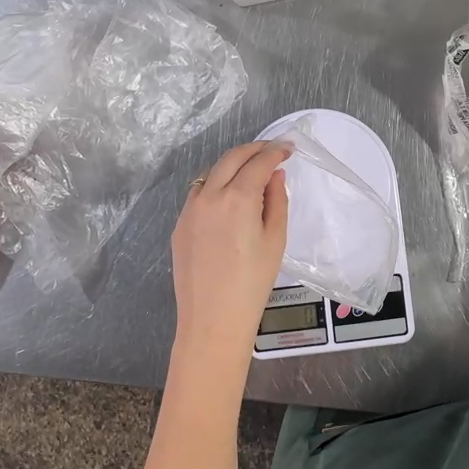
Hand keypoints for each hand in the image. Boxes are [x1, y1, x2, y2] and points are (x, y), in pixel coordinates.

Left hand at [171, 141, 290, 353]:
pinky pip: (198, 193)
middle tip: (272, 151)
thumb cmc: (252, 282)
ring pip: (211, 172)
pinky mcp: (180, 225)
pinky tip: (227, 198)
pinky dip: (214, 184)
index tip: (288, 149)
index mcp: (238, 198)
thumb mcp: (275, 240)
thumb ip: (276, 201)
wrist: (212, 319)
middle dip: (254, 149)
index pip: (259, 162)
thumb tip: (274, 176)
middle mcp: (209, 196)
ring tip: (250, 171)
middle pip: (231, 158)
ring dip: (232, 165)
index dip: (276, 151)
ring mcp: (190, 210)